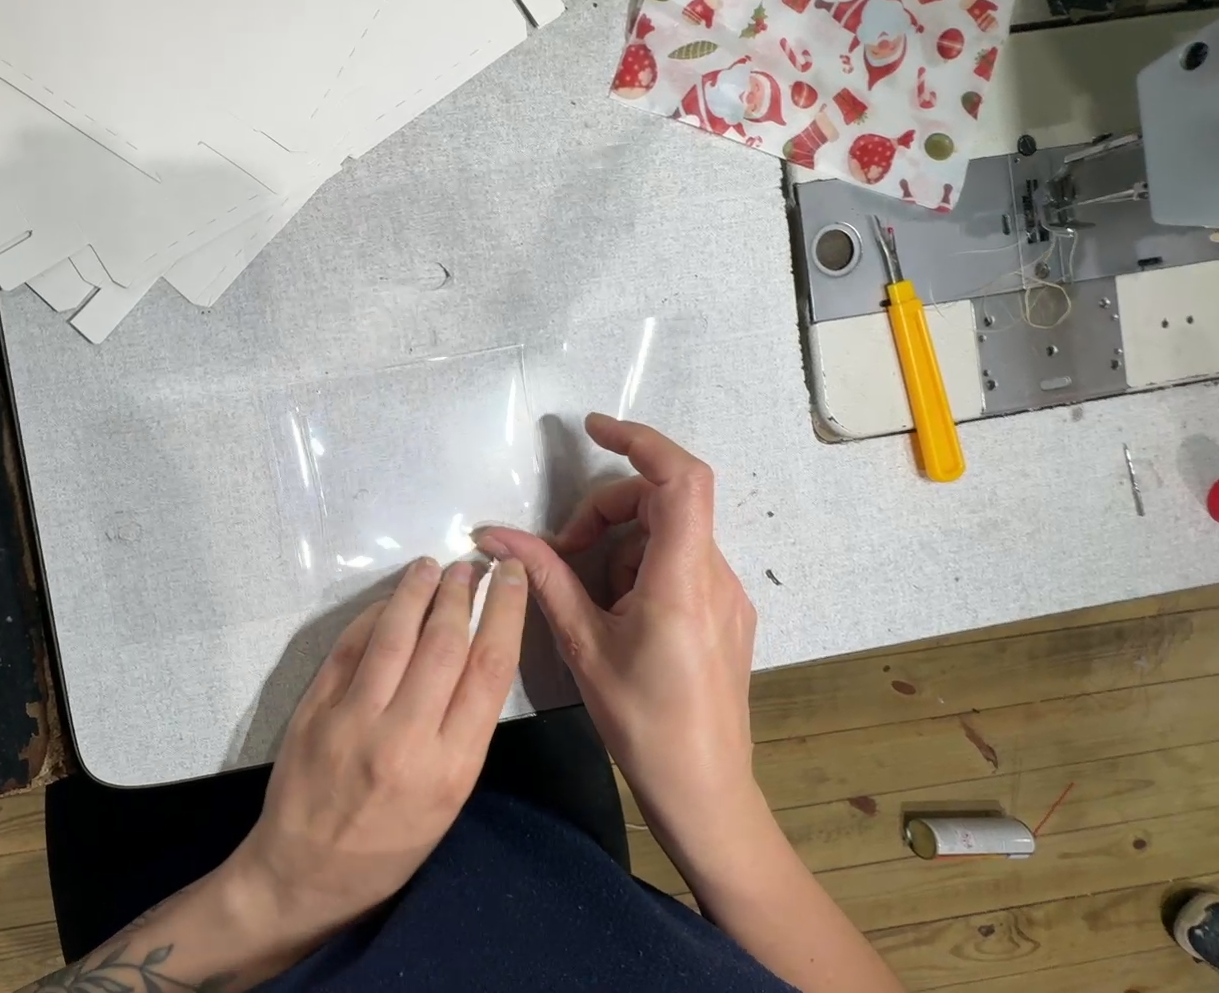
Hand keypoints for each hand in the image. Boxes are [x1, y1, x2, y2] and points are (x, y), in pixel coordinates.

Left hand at [219, 555, 527, 944]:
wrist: (305, 873)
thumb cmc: (388, 848)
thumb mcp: (447, 804)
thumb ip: (460, 732)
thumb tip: (469, 657)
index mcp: (451, 768)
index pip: (488, 671)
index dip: (504, 614)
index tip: (509, 580)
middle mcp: (405, 737)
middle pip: (444, 643)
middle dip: (461, 594)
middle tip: (470, 566)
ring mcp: (353, 719)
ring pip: (394, 635)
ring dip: (416, 592)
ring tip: (431, 567)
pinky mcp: (315, 708)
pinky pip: (349, 647)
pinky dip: (373, 616)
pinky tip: (389, 601)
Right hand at [474, 414, 756, 824]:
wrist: (703, 789)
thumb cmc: (641, 721)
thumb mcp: (582, 644)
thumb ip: (542, 578)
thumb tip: (492, 535)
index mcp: (682, 580)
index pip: (680, 480)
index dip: (639, 441)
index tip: (593, 428)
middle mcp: (715, 576)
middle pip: (664, 502)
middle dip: (606, 511)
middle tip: (561, 551)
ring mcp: (725, 594)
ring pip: (668, 534)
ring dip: (618, 546)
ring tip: (586, 600)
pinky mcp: (723, 612)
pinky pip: (678, 563)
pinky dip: (637, 567)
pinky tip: (615, 615)